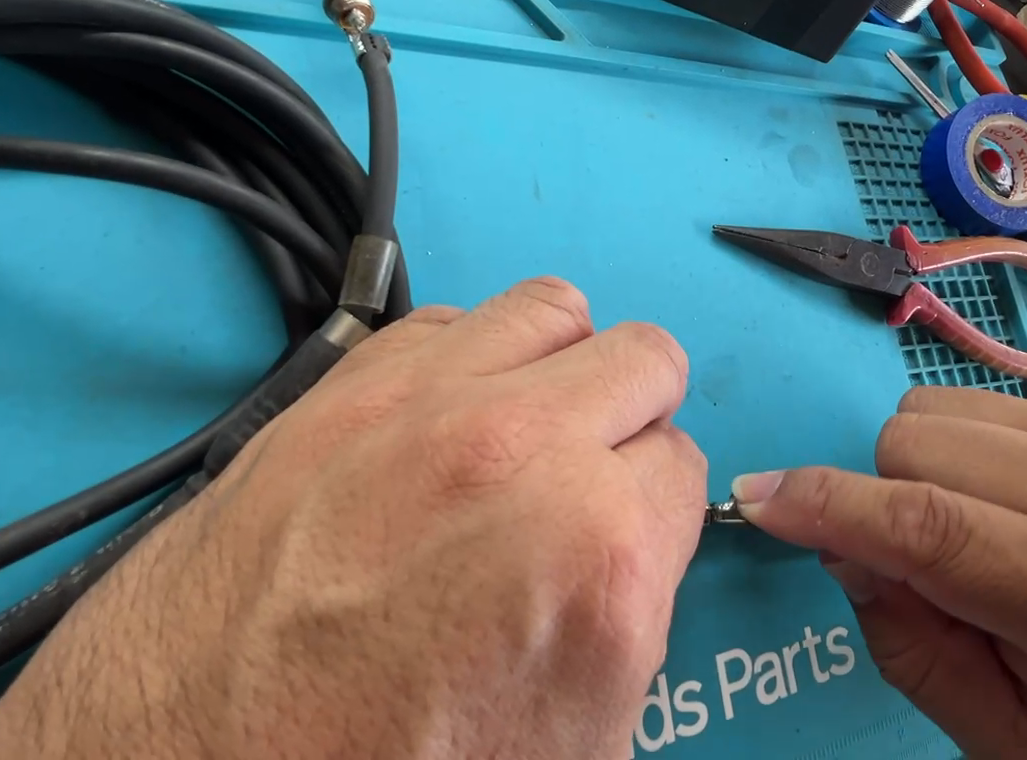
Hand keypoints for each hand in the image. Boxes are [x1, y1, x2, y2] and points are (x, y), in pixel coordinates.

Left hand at [0, 278, 707, 759]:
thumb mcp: (578, 741)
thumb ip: (636, 605)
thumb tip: (635, 529)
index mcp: (603, 551)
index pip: (683, 462)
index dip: (655, 503)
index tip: (623, 526)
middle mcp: (527, 450)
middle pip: (644, 358)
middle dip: (630, 416)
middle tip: (587, 470)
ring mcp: (428, 404)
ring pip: (555, 309)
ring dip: (559, 361)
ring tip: (525, 421)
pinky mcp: (344, 386)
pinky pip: (453, 320)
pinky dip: (468, 357)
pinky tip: (443, 417)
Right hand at [730, 387, 1026, 759]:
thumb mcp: (1024, 745)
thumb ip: (913, 648)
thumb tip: (841, 544)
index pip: (931, 527)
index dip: (829, 507)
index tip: (759, 498)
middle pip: (913, 444)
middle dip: (880, 500)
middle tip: (920, 569)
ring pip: (928, 409)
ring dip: (911, 470)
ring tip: (963, 534)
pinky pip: (964, 402)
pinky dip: (948, 448)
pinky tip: (994, 502)